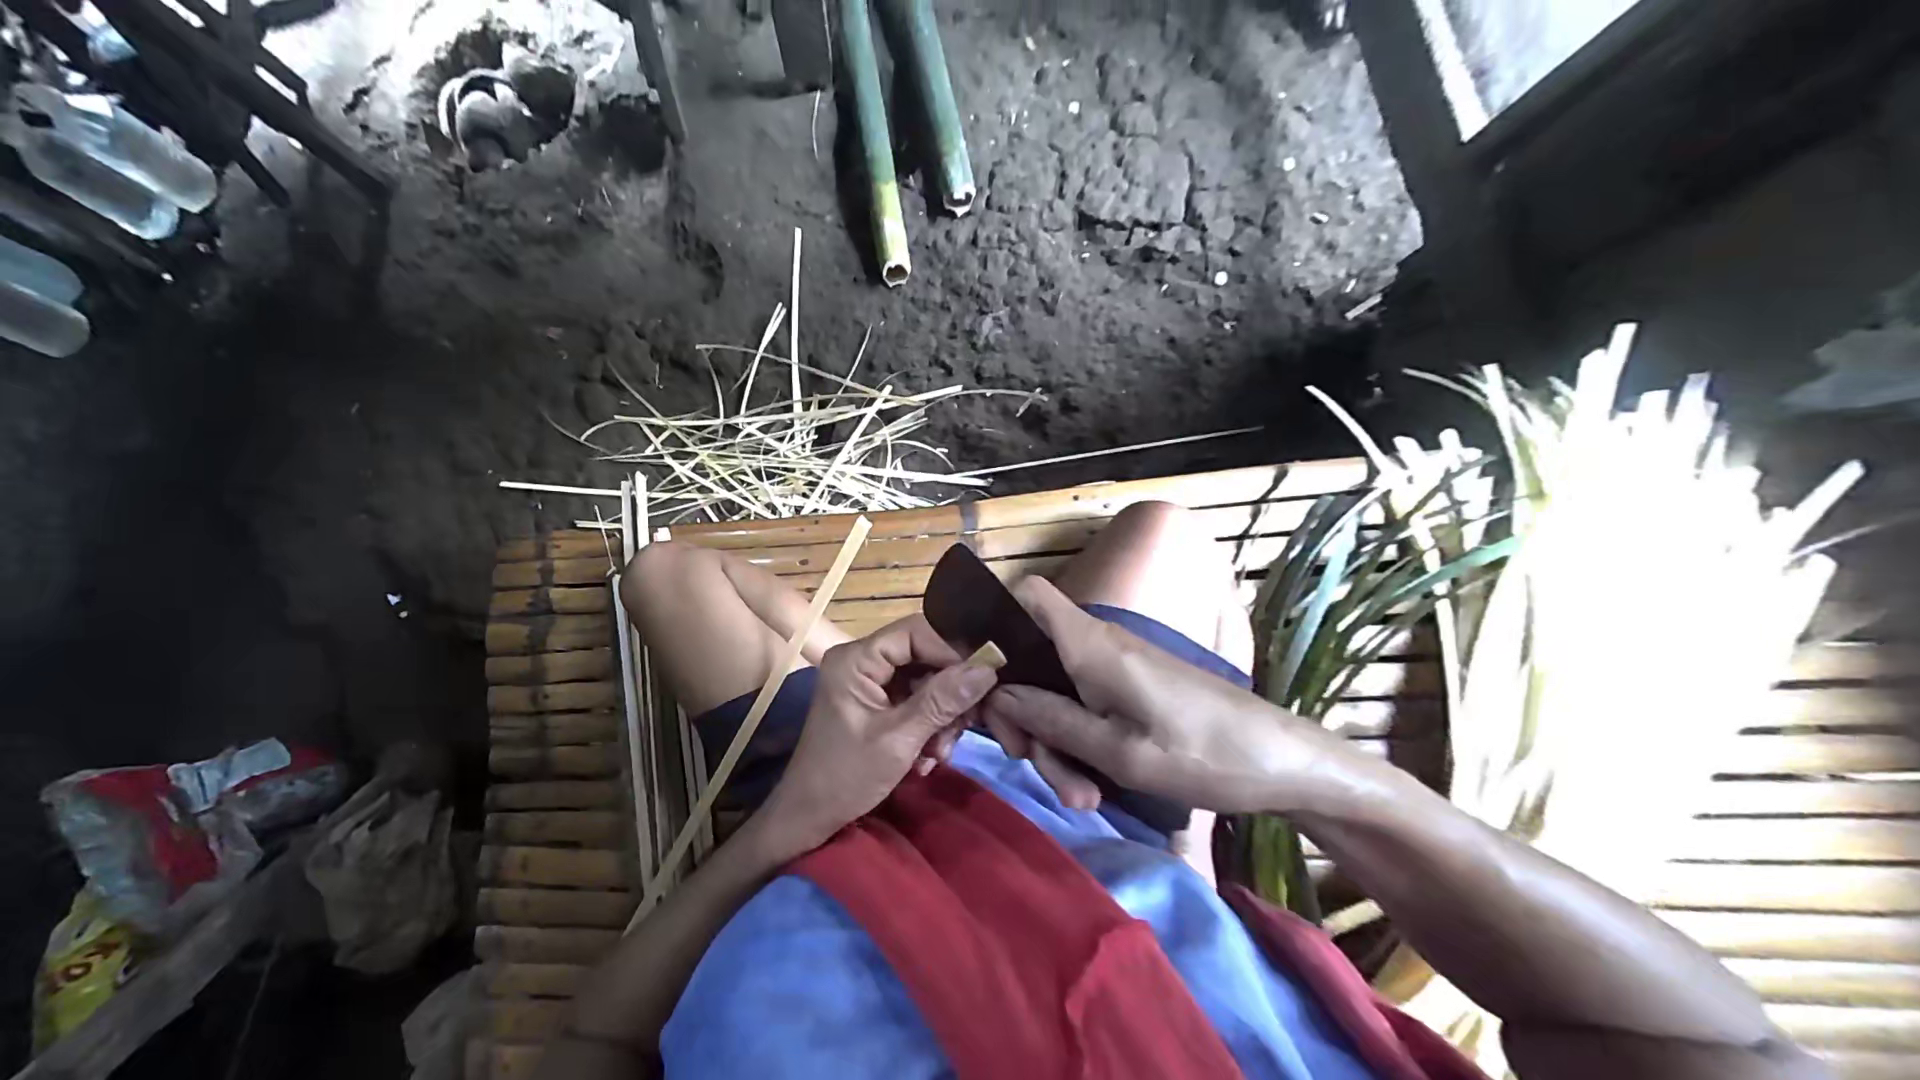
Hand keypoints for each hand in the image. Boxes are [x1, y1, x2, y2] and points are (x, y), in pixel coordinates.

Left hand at [761, 614, 999, 850]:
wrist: (809, 818)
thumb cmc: (846, 777)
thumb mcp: (899, 739)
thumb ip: (942, 701)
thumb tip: (988, 669)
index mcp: (855, 659)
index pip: (915, 632)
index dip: (951, 651)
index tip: (982, 679)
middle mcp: (861, 660)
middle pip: (923, 656)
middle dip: (948, 692)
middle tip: (966, 724)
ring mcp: (867, 682)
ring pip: (923, 680)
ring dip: (941, 714)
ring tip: (941, 750)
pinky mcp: (875, 702)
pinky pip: (914, 699)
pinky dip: (928, 724)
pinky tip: (929, 754)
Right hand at [979, 576, 1353, 814]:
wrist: (1282, 761)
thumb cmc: (1204, 754)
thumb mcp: (1120, 753)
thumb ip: (1053, 720)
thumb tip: (997, 693)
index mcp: (1090, 645)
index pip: (1028, 595)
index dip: (994, 619)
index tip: (981, 678)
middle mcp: (1096, 643)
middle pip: (1031, 657)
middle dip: (1023, 712)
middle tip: (1032, 765)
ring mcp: (1113, 664)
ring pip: (1056, 688)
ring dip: (1054, 739)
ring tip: (1081, 797)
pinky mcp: (1129, 684)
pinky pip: (1083, 700)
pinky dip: (1077, 737)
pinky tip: (1092, 783)